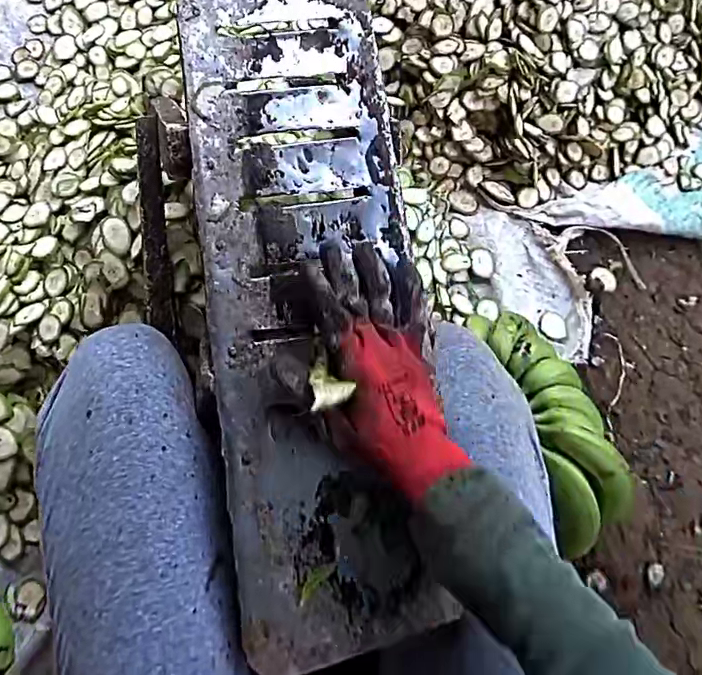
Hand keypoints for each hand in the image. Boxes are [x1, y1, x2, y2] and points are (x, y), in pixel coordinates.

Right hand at [294, 238, 470, 502]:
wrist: (423, 455)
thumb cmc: (373, 439)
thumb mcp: (331, 421)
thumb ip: (306, 390)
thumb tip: (278, 365)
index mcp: (350, 353)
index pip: (329, 307)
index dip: (317, 282)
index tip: (307, 262)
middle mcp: (375, 338)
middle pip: (357, 292)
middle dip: (342, 266)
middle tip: (332, 245)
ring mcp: (401, 340)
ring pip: (387, 294)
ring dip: (375, 268)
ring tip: (365, 247)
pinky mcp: (421, 348)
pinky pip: (418, 311)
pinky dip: (414, 288)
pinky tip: (408, 268)